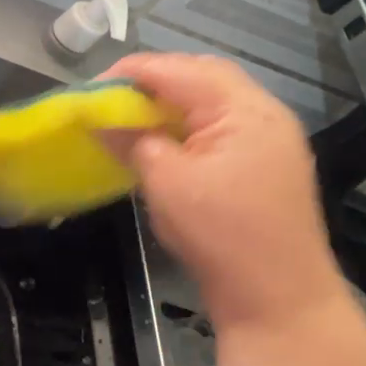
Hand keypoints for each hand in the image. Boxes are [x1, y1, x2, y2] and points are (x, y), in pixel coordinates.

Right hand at [103, 53, 348, 326]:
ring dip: (166, 103)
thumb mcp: (165, 181)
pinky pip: (217, 126)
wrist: (278, 296)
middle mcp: (263, 114)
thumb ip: (133, 140)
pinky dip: (182, 125)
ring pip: (210, 101)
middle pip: (201, 76)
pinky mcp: (262, 164)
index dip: (130, 73)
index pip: (180, 69)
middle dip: (150, 81)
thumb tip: (101, 119)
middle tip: (107, 101)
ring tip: (126, 119)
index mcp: (244, 110)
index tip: (88, 91)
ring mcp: (267, 140)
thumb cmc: (221, 234)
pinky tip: (158, 143)